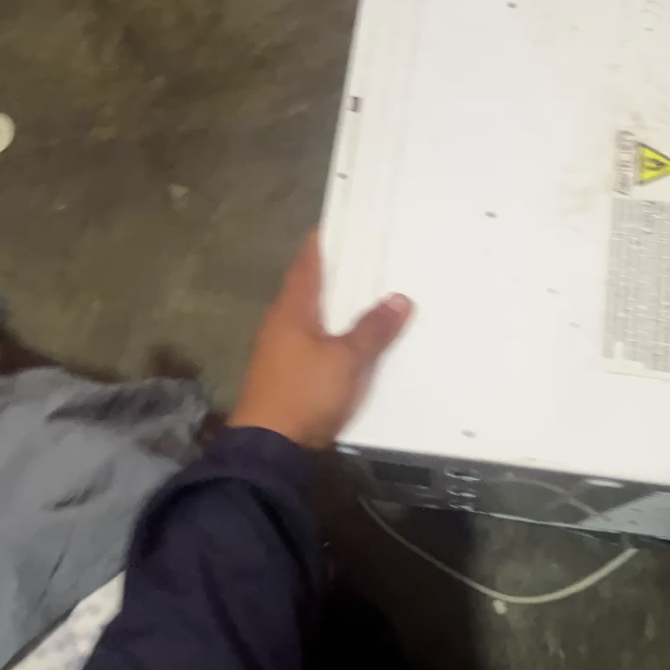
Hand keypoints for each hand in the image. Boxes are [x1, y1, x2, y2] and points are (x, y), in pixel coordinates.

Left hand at [229, 232, 412, 448]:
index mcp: (291, 309)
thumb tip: (399, 298)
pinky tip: (354, 340)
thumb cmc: (304, 393)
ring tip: (369, 295)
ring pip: (313, 316)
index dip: (322, 241)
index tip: (341, 222)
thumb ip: (372, 329)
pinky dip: (333, 333)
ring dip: (336, 306)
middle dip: (336, 273)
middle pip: (310, 288)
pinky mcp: (286, 374)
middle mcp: (281, 322)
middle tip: (369, 257)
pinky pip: (314, 342)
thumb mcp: (346, 360)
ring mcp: (280, 350)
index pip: (307, 263)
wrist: (270, 447)